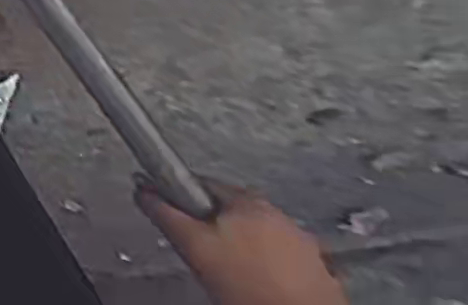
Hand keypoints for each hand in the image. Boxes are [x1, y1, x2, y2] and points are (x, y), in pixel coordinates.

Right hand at [135, 179, 345, 304]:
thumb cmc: (247, 284)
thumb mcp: (188, 242)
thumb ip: (159, 208)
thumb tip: (142, 190)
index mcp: (252, 203)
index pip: (201, 185)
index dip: (182, 200)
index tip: (179, 220)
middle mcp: (286, 220)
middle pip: (230, 212)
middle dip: (213, 227)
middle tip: (202, 249)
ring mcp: (311, 251)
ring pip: (257, 238)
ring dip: (240, 248)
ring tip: (230, 270)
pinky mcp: (325, 279)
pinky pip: (283, 262)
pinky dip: (267, 268)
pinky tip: (256, 283)